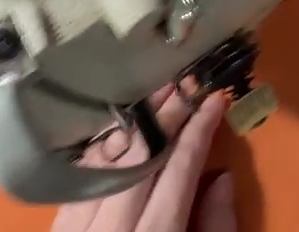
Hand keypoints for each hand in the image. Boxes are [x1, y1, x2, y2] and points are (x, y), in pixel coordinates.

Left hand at [51, 83, 235, 231]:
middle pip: (140, 160)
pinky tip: (117, 133)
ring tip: (153, 95)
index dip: (198, 130)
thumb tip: (221, 177)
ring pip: (103, 165)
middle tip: (186, 82)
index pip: (179, 171)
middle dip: (165, 116)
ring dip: (130, 126)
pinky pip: (77, 183)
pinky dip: (99, 154)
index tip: (215, 99)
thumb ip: (218, 227)